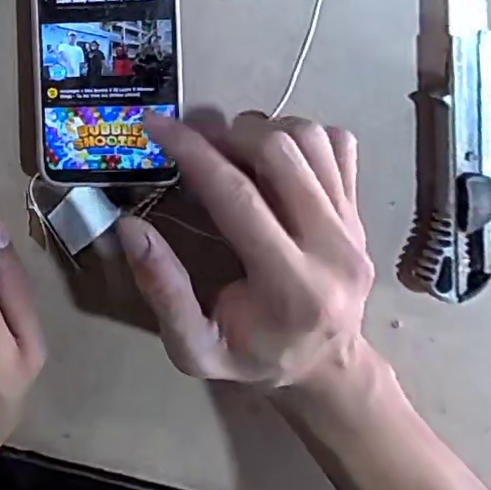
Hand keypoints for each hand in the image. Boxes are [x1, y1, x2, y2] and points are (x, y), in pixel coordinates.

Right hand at [119, 113, 373, 395]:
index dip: (191, 151)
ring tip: (230, 149)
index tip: (155, 124)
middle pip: (280, 152)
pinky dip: (298, 136)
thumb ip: (161, 290)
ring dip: (261, 130)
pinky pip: (336, 144)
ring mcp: (354, 225)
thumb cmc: (253, 355)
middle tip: (194, 142)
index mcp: (291, 286)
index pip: (237, 195)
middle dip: (225, 133)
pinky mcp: (361, 209)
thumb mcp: (194, 348)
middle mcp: (334, 248)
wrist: (326, 365)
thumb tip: (129, 227)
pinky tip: (271, 158)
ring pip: (309, 139)